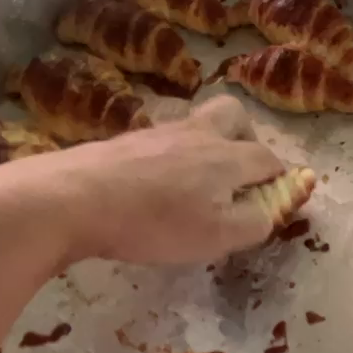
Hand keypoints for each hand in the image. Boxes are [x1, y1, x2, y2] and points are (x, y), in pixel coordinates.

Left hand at [0, 96, 284, 265]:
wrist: (71, 199)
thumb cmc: (156, 222)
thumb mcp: (219, 236)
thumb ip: (256, 222)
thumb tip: (271, 210)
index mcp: (228, 156)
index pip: (269, 159)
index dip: (281, 180)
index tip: (280, 199)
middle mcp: (198, 134)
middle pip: (234, 115)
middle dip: (247, 139)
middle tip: (240, 174)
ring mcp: (157, 133)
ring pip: (196, 126)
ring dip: (207, 148)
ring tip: (196, 188)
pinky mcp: (125, 142)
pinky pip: (162, 143)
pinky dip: (171, 160)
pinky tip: (156, 189)